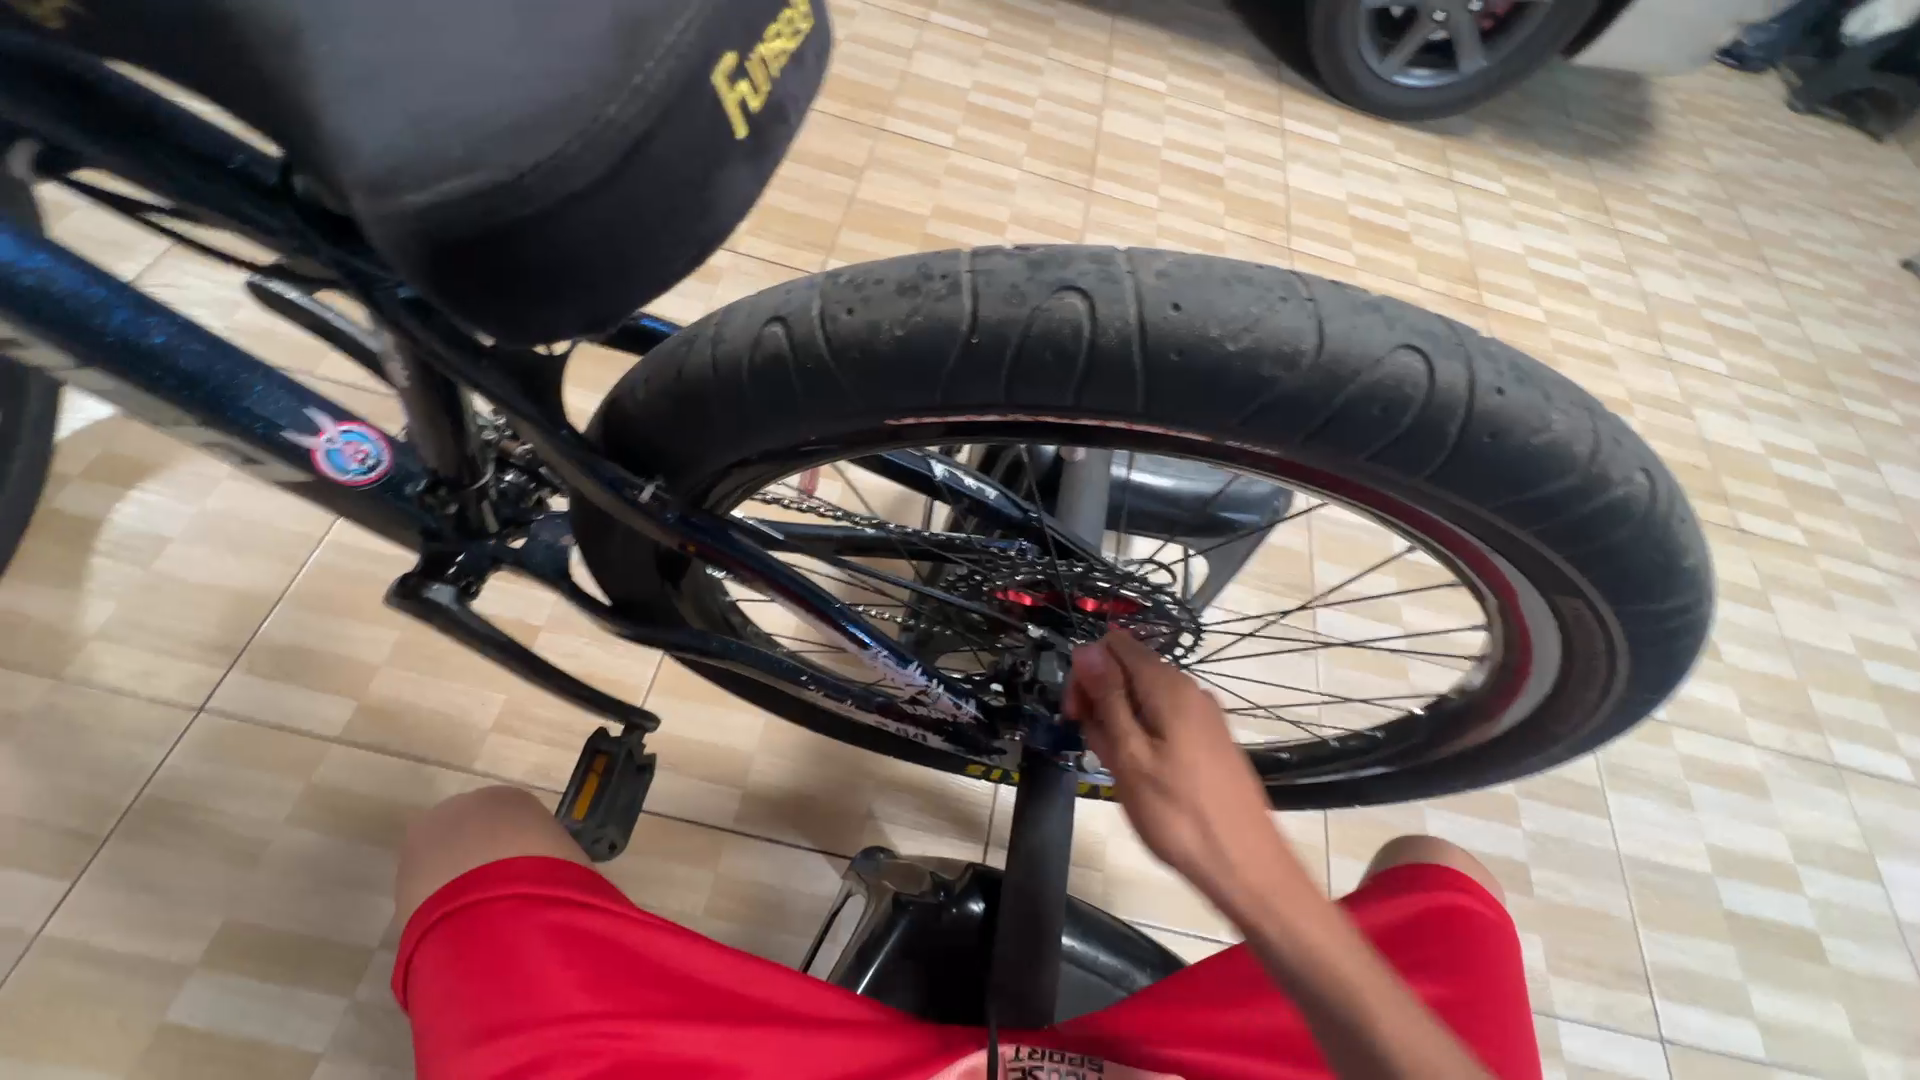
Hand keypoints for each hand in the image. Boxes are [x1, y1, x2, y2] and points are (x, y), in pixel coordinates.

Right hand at [1065, 632, 1311, 904]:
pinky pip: (1162, 720)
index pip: (1114, 645)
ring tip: (1119, 770)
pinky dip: (1142, 737)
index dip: (1086, 672)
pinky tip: (1141, 774)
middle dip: (1100, 700)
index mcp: (1168, 686)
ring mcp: (1202, 715)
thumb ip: (1108, 698)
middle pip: (1128, 670)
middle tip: (1096, 749)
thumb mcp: (1130, 756)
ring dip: (1119, 724)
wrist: (1246, 866)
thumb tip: (1086, 648)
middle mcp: (1189, 689)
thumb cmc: (1178, 814)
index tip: (1076, 715)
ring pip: (1143, 699)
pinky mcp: (1208, 739)